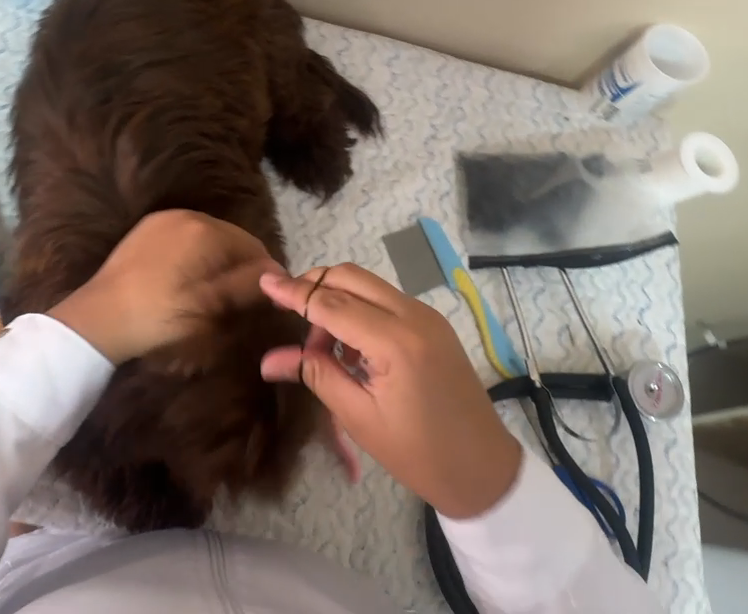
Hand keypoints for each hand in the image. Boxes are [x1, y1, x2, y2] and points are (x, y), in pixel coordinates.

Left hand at [49, 210, 278, 364]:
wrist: (98, 319)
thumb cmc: (160, 317)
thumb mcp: (210, 308)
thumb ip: (247, 286)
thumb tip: (278, 274)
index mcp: (206, 230)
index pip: (253, 246)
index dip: (263, 274)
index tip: (263, 301)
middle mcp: (187, 215)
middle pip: (230, 239)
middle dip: (239, 265)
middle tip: (237, 300)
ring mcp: (162, 219)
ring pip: (206, 238)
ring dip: (216, 261)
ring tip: (210, 293)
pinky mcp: (145, 230)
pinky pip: (183, 238)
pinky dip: (193, 256)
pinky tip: (183, 281)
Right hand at [259, 264, 522, 518]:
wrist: (484, 470)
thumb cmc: (419, 453)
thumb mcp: (359, 418)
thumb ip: (315, 375)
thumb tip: (269, 359)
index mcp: (396, 342)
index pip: (332, 303)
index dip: (294, 292)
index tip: (263, 282)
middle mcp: (413, 315)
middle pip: (350, 277)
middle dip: (314, 287)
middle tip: (287, 315)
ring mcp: (427, 315)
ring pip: (367, 284)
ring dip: (336, 300)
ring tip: (321, 348)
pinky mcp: (432, 323)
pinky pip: (385, 299)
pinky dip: (359, 309)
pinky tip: (350, 348)